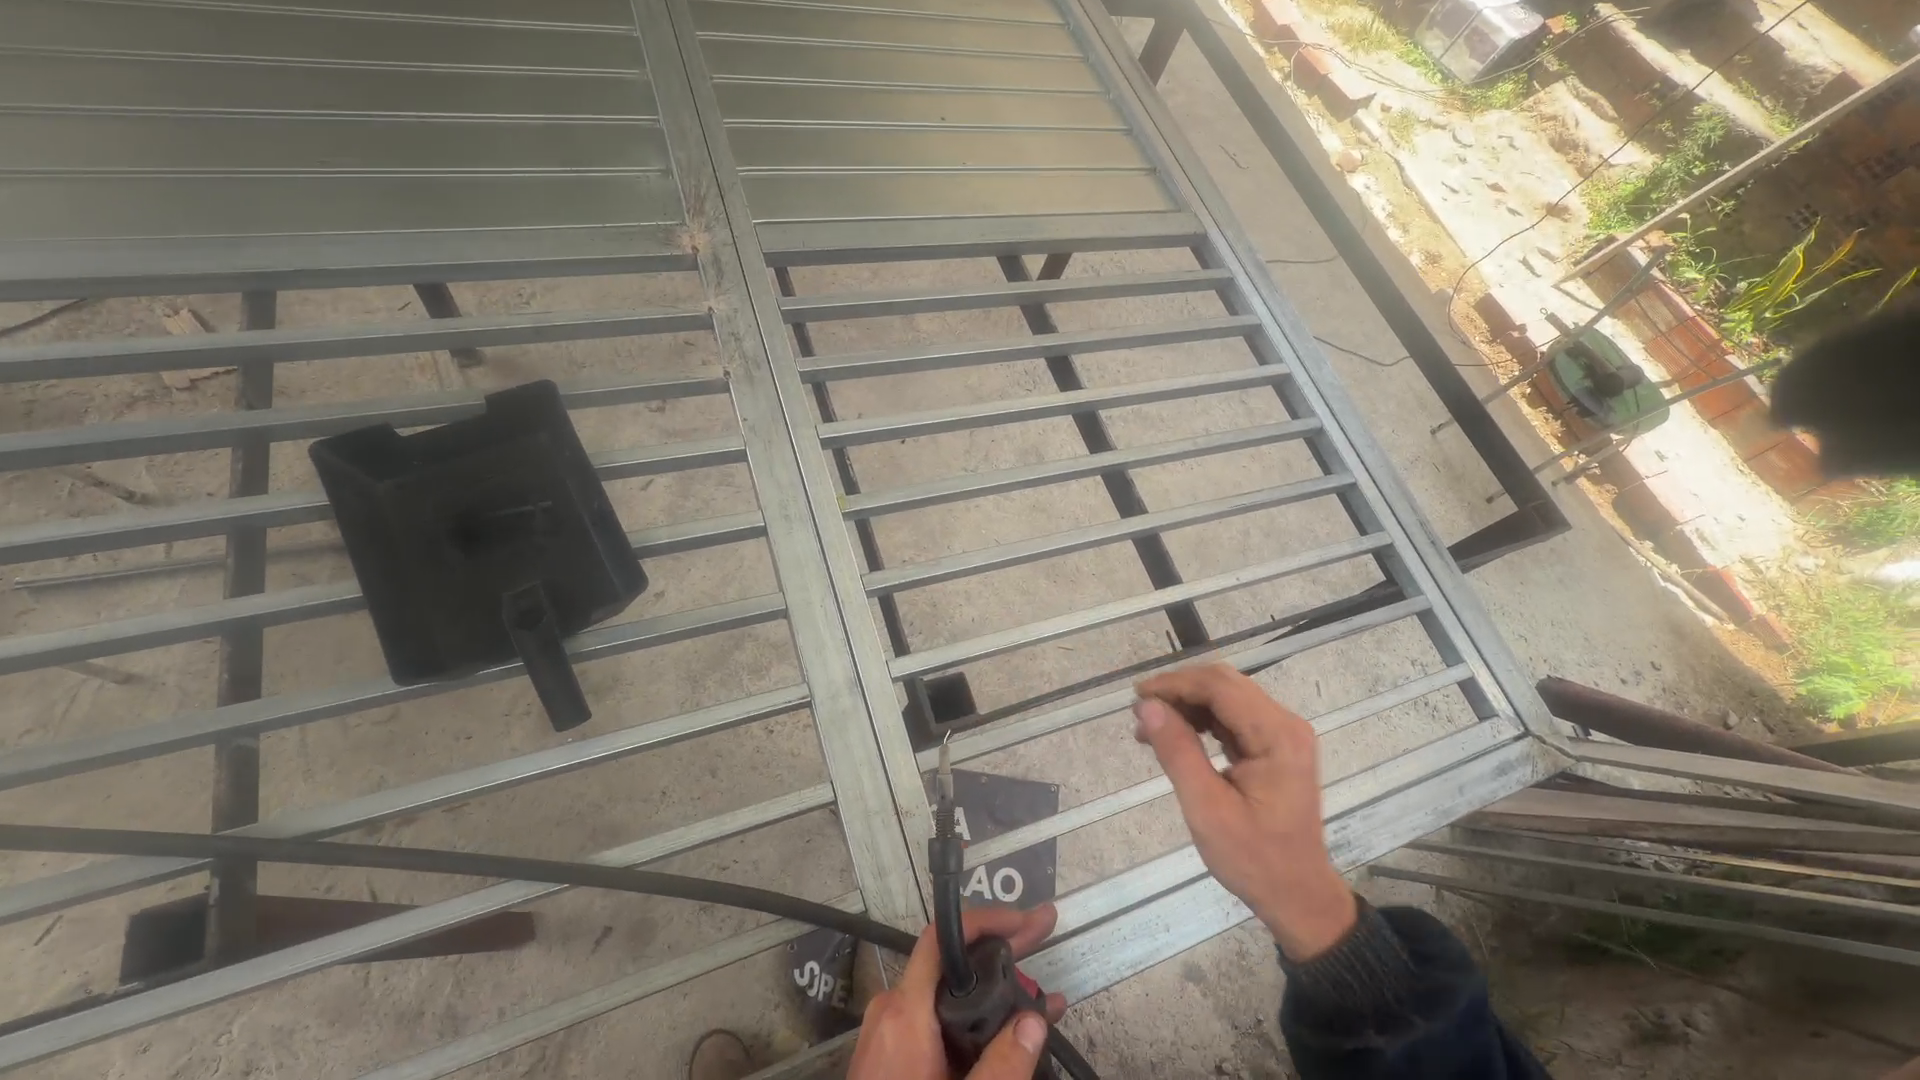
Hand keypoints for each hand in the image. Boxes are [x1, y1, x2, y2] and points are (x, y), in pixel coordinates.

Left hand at [847, 904, 1067, 1079]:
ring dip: (996, 990)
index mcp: (906, 1013)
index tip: (1022, 919)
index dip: (983, 920)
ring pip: (949, 995)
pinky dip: (976, 1018)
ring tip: (1043, 994)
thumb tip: (1036, 1020)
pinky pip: (938, 1020)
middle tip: (1043, 929)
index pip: (940, 940)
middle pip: (952, 964)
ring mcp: (892, 1032)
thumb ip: (1002, 1064)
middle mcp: (893, 1012)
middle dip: (1003, 949)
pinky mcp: (895, 1053)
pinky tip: (1012, 1031)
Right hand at [1134, 664, 1357, 960]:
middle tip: (1139, 712)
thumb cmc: (1253, 858)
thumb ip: (1177, 752)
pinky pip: (1232, 718)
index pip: (1220, 687)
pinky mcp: (1274, 747)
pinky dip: (1201, 721)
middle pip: (1224, 685)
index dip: (1175, 685)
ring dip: (1187, 705)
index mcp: (1277, 736)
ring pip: (1226, 698)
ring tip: (1149, 728)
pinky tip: (1174, 736)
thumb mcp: (1207, 808)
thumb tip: (1147, 707)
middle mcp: (1285, 725)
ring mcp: (1282, 735)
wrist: (1296, 895)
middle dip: (1178, 691)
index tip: (1137, 699)